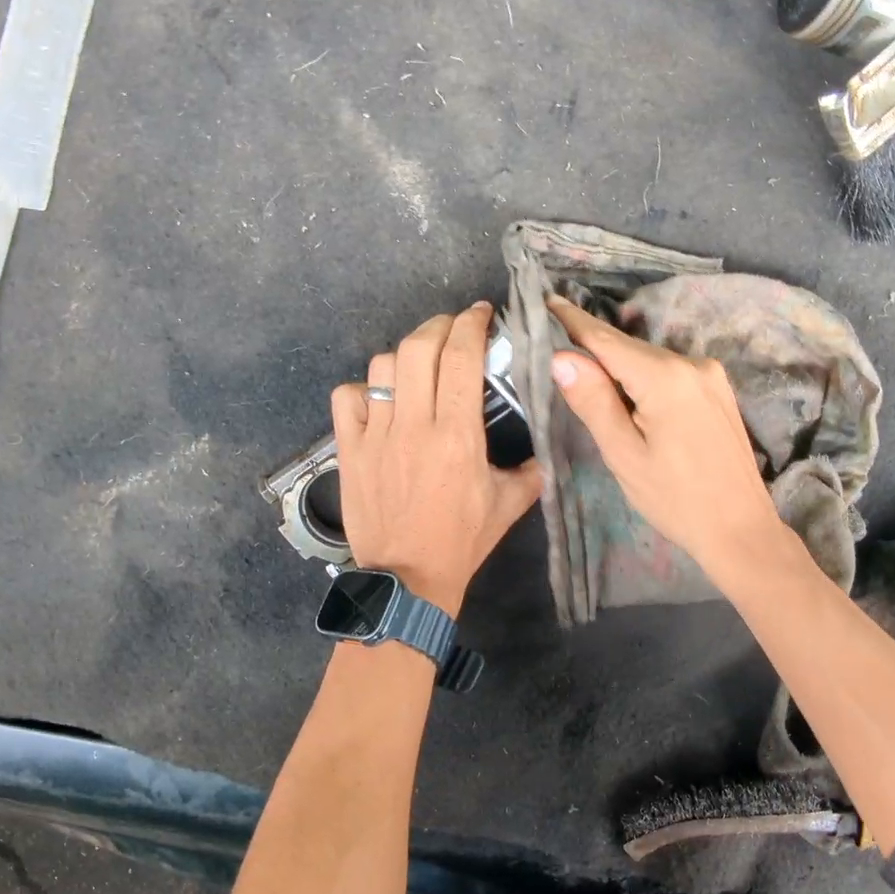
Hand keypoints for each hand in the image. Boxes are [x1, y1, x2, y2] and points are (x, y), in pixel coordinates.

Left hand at [332, 303, 542, 615]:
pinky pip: (347, 398)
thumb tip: (547, 453)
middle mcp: (414, 425)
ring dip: (404, 355)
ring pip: (382, 366)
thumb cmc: (461, 542)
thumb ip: (532, 472)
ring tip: (417, 365)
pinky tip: (378, 399)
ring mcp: (376, 436)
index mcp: (457, 435)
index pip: (462, 357)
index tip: (481, 313)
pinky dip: (362, 389)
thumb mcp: (508, 506)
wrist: (407, 580)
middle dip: (439, 326)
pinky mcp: (348, 450)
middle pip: (419, 347)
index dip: (472, 324)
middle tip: (453, 330)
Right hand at [547, 295, 785, 577]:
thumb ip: (594, 402)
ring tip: (585, 374)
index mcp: (664, 378)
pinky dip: (643, 378)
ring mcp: (710, 376)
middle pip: (629, 349)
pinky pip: (669, 374)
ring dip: (618, 367)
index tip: (546, 301)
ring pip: (649, 361)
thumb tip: (561, 357)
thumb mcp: (624, 455)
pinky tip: (628, 394)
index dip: (573, 322)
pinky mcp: (718, 392)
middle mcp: (691, 364)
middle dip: (593, 348)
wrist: (740, 529)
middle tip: (554, 343)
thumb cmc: (675, 499)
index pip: (607, 341)